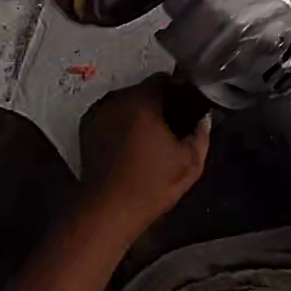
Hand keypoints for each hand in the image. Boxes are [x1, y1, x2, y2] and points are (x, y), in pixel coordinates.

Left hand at [79, 75, 210, 230]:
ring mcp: (100, 112)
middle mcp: (119, 98)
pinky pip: (112, 116)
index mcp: (143, 100)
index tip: (189, 107)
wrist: (107, 210)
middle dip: (160, 103)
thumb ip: (200, 135)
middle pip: (144, 90)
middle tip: (174, 122)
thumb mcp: (189, 164)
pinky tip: (132, 144)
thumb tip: (203, 120)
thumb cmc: (151, 185)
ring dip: (140, 113)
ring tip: (153, 136)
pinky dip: (123, 124)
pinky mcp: (87, 128)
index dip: (180, 91)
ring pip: (127, 103)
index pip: (165, 80)